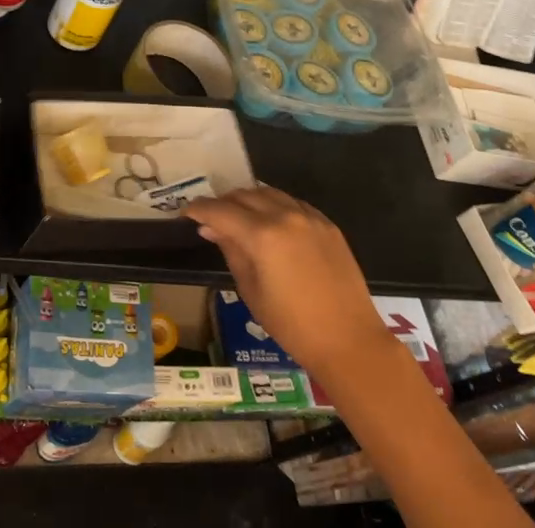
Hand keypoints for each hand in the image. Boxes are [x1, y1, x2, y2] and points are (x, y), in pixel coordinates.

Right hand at [182, 187, 391, 374]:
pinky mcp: (328, 225)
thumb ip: (231, 251)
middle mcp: (286, 216)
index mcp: (262, 235)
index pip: (220, 211)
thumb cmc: (292, 325)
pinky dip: (275, 206)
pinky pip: (293, 203)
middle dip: (223, 203)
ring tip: (238, 218)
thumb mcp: (251, 290)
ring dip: (249, 200)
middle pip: (244, 195)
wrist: (348, 339)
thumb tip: (212, 229)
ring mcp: (310, 218)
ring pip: (270, 193)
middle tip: (210, 219)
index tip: (186, 213)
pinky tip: (271, 223)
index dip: (199, 209)